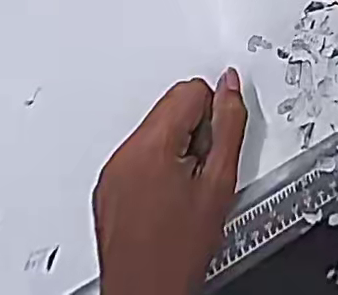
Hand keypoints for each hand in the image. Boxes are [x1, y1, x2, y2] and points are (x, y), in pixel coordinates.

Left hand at [94, 69, 246, 294]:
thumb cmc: (179, 252)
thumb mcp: (220, 182)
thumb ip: (229, 123)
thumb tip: (229, 84)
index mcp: (151, 146)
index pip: (191, 90)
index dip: (212, 115)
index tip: (213, 147)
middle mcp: (125, 153)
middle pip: (171, 106)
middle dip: (194, 129)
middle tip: (201, 171)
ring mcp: (113, 170)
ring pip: (157, 128)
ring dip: (177, 146)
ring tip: (185, 188)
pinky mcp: (108, 185)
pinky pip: (140, 152)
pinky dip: (159, 163)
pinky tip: (168, 197)